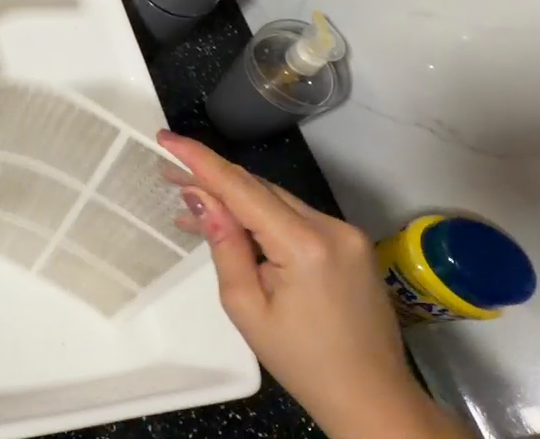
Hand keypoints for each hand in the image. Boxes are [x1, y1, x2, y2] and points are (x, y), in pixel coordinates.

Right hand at [157, 132, 462, 438]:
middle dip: (212, 178)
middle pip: (258, 188)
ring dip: (235, 198)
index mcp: (305, 245)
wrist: (374, 401)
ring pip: (276, 200)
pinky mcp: (350, 244)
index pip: (241, 187)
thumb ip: (224, 244)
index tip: (165, 137)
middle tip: (167, 172)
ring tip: (191, 200)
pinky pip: (295, 217)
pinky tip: (233, 223)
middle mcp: (331, 227)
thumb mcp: (246, 306)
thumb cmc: (302, 363)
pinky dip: (261, 215)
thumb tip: (199, 195)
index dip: (200, 160)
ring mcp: (346, 234)